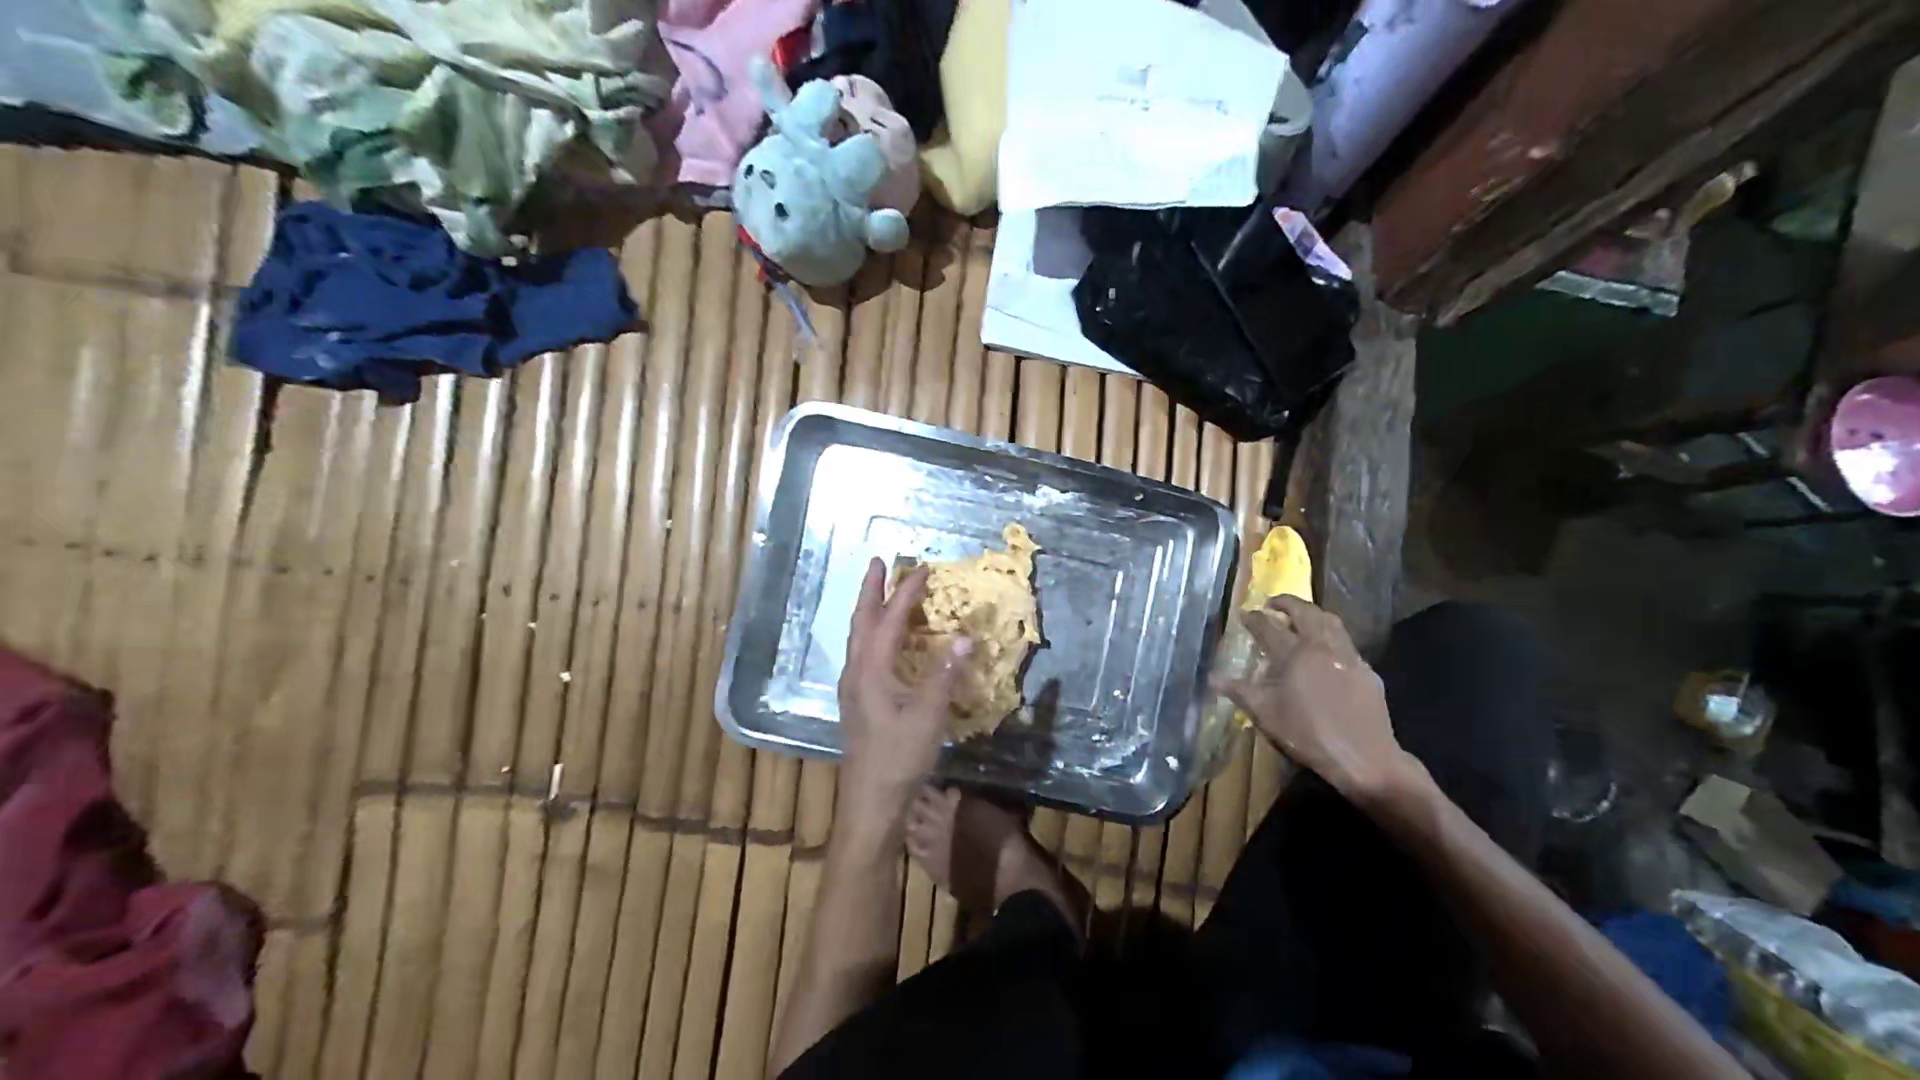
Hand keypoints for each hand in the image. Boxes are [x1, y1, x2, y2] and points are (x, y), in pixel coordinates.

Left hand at [837, 558, 970, 817]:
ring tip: (879, 591)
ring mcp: (852, 687)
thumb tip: (965, 637)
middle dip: (871, 589)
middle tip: (881, 563)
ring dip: (869, 609)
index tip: (923, 570)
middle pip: (862, 620)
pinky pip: (861, 652)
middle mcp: (856, 672)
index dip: (906, 593)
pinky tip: (882, 640)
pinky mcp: (857, 700)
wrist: (870, 801)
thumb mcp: (928, 718)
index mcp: (870, 670)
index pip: (889, 620)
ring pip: (858, 636)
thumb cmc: (898, 759)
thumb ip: (945, 675)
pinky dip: (872, 632)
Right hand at [1222, 596, 1414, 800]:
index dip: (1254, 618)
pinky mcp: (1366, 671)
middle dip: (1287, 602)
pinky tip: (1327, 653)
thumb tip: (1213, 677)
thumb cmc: (1307, 733)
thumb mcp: (1265, 714)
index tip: (1244, 613)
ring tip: (1301, 618)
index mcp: (1294, 653)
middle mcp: (1321, 646)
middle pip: (1305, 612)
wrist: (1363, 756)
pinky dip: (1332, 638)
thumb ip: (1239, 691)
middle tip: (1273, 604)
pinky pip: (1347, 644)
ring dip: (1313, 614)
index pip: (1268, 626)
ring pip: (1331, 622)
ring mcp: (1348, 657)